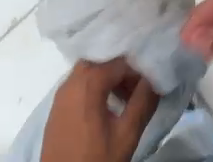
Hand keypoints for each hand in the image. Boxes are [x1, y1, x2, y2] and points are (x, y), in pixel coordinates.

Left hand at [42, 58, 159, 161]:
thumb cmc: (95, 160)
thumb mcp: (125, 135)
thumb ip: (142, 103)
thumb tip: (156, 80)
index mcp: (88, 81)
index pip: (120, 61)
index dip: (139, 71)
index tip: (151, 86)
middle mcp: (71, 80)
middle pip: (102, 61)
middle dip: (123, 72)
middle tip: (138, 90)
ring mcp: (61, 93)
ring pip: (89, 71)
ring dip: (109, 79)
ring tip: (125, 102)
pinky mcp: (56, 107)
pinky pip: (78, 84)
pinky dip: (94, 88)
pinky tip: (106, 109)